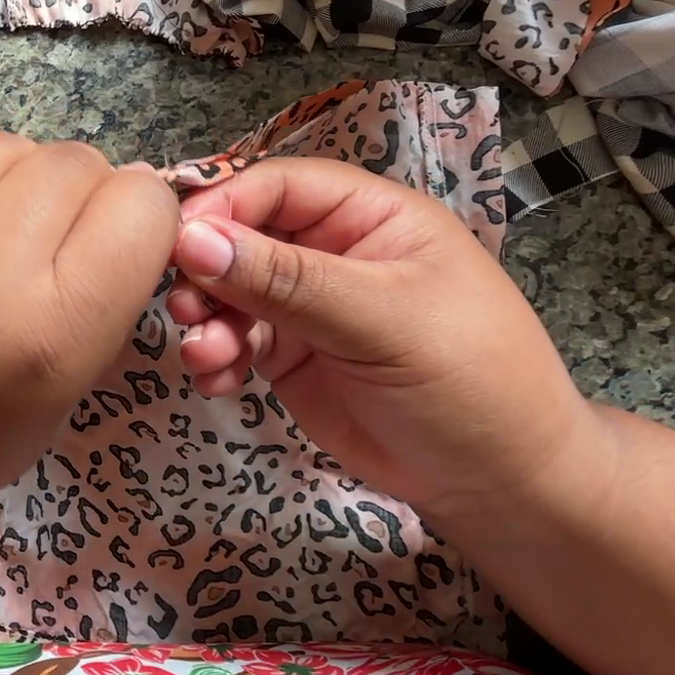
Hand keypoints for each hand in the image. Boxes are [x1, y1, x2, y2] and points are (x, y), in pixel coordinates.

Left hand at [0, 84, 179, 548]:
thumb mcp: (63, 397)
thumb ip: (108, 297)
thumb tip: (130, 193)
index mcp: (45, 336)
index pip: (141, 207)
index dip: (136, 222)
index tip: (106, 245)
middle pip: (76, 163)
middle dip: (73, 202)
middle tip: (31, 248)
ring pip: (5, 140)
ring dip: (6, 176)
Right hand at [166, 157, 599, 513]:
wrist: (499, 488)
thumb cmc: (470, 382)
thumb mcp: (384, 321)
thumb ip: (286, 280)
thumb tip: (193, 240)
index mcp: (366, 216)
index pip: (277, 186)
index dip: (223, 205)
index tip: (176, 243)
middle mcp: (328, 251)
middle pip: (240, 236)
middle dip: (205, 271)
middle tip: (182, 308)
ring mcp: (303, 304)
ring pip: (227, 291)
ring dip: (205, 320)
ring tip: (206, 356)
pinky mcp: (285, 353)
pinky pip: (231, 339)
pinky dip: (214, 357)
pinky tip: (217, 381)